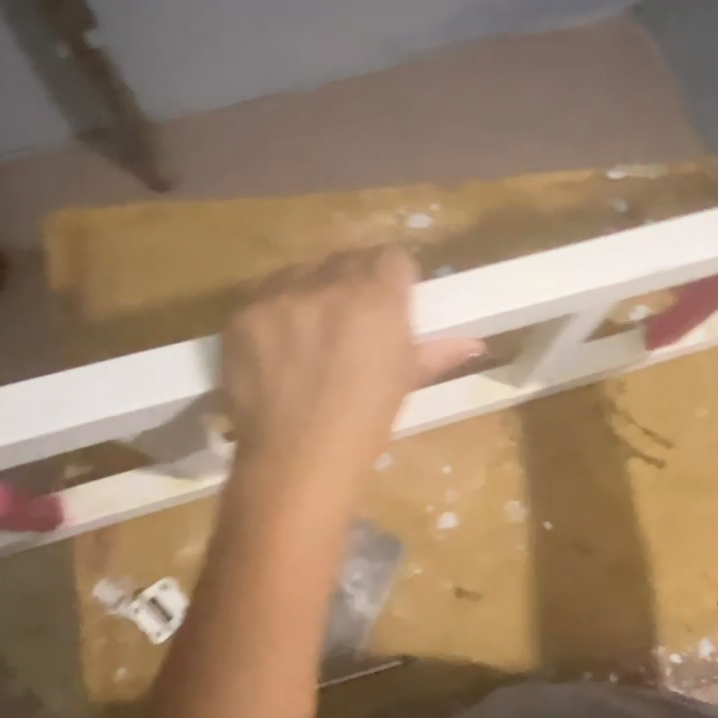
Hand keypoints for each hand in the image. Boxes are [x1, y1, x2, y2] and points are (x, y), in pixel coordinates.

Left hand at [220, 248, 481, 481]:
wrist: (297, 458)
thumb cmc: (364, 424)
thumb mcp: (405, 383)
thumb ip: (436, 352)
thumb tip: (474, 344)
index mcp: (378, 297)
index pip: (391, 258)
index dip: (391, 281)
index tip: (387, 307)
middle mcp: (329, 283)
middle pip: (345, 260)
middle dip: (350, 284)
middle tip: (347, 325)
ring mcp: (281, 294)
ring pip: (301, 272)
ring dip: (309, 293)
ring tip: (307, 336)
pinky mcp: (243, 310)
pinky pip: (263, 293)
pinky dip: (272, 311)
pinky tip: (276, 346)